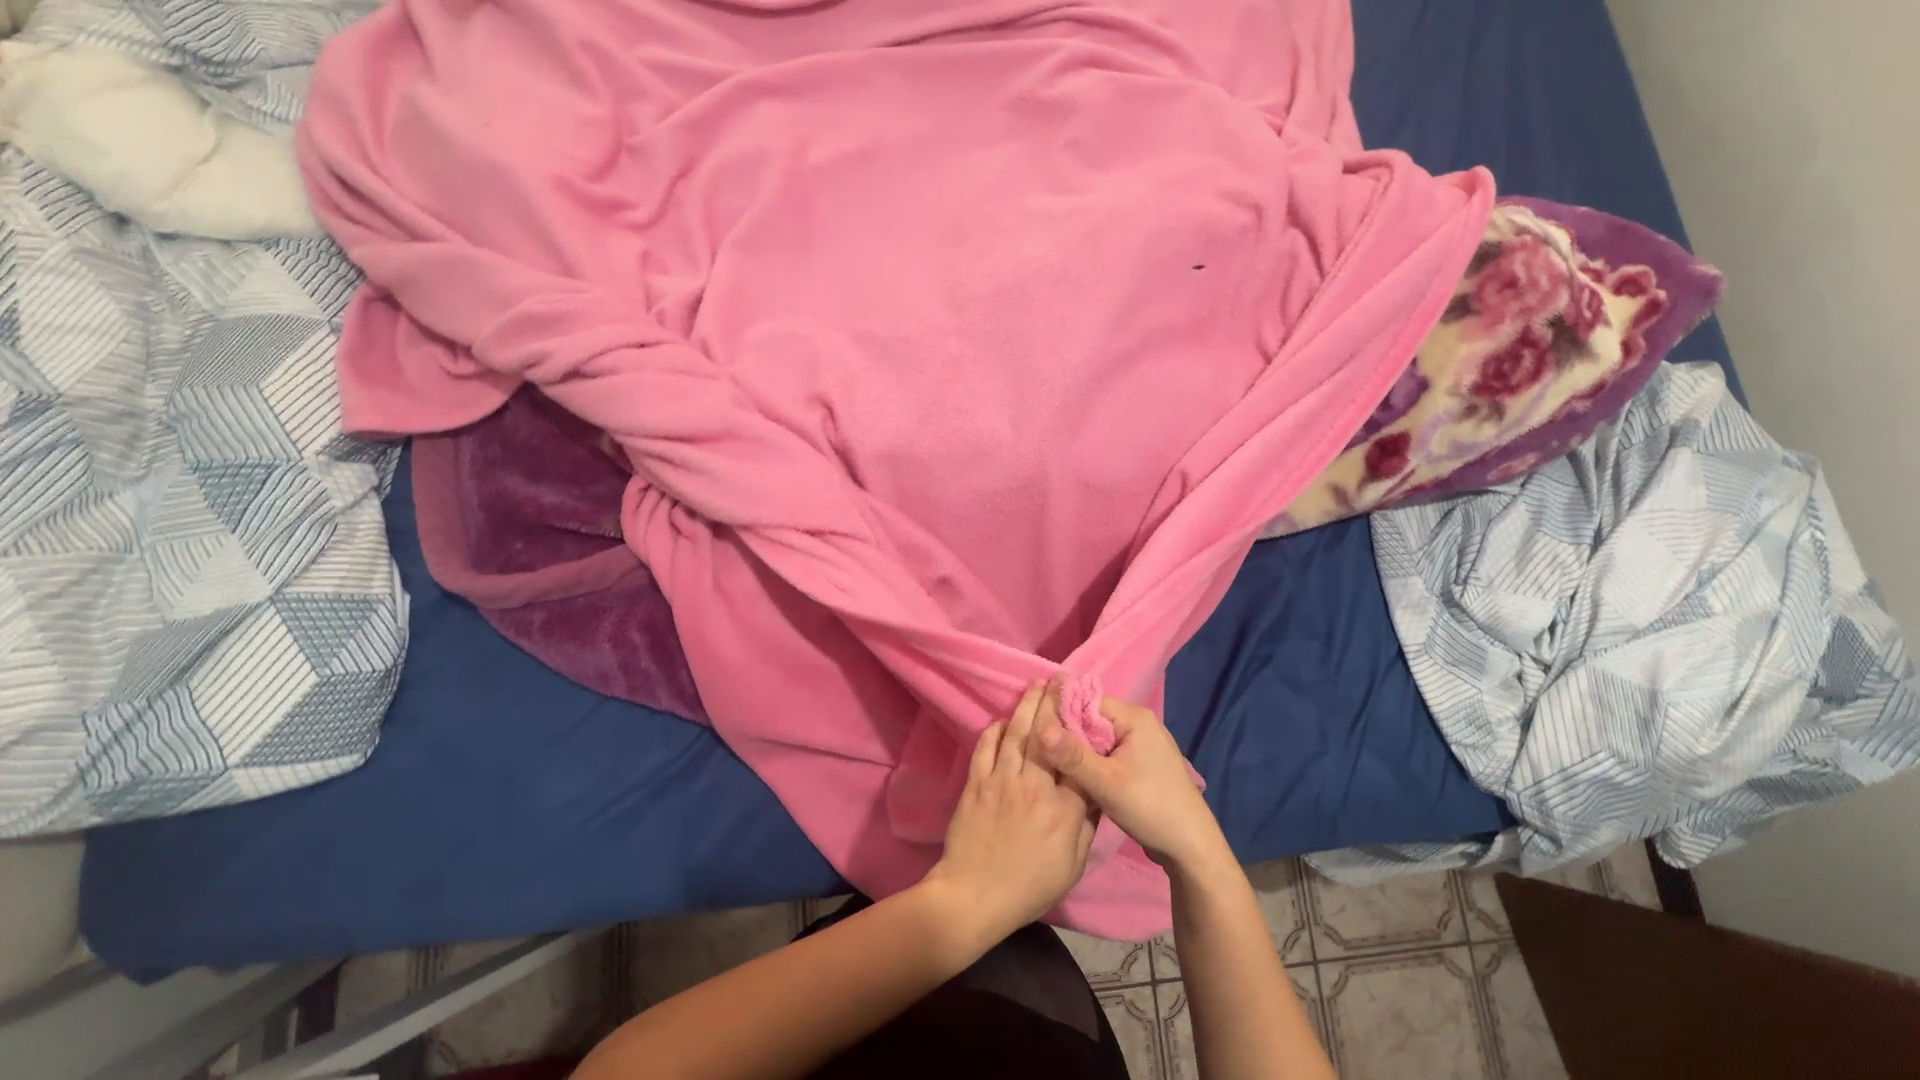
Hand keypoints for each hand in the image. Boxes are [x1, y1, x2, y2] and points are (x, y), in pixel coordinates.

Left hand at [923, 685, 1098, 945]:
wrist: (975, 896)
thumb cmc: (1030, 887)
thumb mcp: (1073, 864)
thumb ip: (1086, 826)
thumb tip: (1095, 794)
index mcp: (1064, 809)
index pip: (1079, 760)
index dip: (1085, 730)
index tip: (1090, 708)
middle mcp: (1035, 787)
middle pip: (1048, 736)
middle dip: (1055, 703)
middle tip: (1062, 679)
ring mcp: (1002, 781)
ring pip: (1018, 733)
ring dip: (1027, 706)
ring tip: (1037, 685)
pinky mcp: (976, 784)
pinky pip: (986, 748)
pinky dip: (996, 729)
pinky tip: (1005, 719)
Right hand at [1036, 688, 1227, 872]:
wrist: (1190, 846)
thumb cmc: (1150, 808)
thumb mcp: (1106, 782)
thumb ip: (1072, 755)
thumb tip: (1039, 727)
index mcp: (1135, 717)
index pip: (1087, 702)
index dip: (1060, 713)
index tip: (1033, 728)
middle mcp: (1140, 724)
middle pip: (1092, 719)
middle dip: (1067, 735)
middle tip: (1037, 750)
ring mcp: (1143, 745)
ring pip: (1099, 740)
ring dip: (1079, 752)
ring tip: (1051, 765)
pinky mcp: (1142, 765)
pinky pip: (1109, 755)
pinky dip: (1093, 764)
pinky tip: (1075, 778)